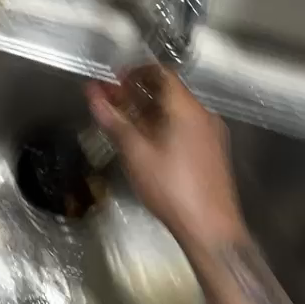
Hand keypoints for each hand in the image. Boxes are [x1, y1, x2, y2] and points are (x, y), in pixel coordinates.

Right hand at [86, 65, 247, 246]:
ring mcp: (211, 135)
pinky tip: (146, 141)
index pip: (162, 73)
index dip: (135, 72)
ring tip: (124, 121)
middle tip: (113, 100)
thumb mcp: (134, 152)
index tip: (115, 80)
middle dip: (138, 92)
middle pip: (168, 91)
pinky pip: (185, 126)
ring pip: (176, 110)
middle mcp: (203, 116)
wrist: (211, 231)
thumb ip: (112, 118)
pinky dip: (163, 124)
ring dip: (149, 109)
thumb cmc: (171, 187)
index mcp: (187, 109)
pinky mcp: (212, 154)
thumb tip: (92, 94)